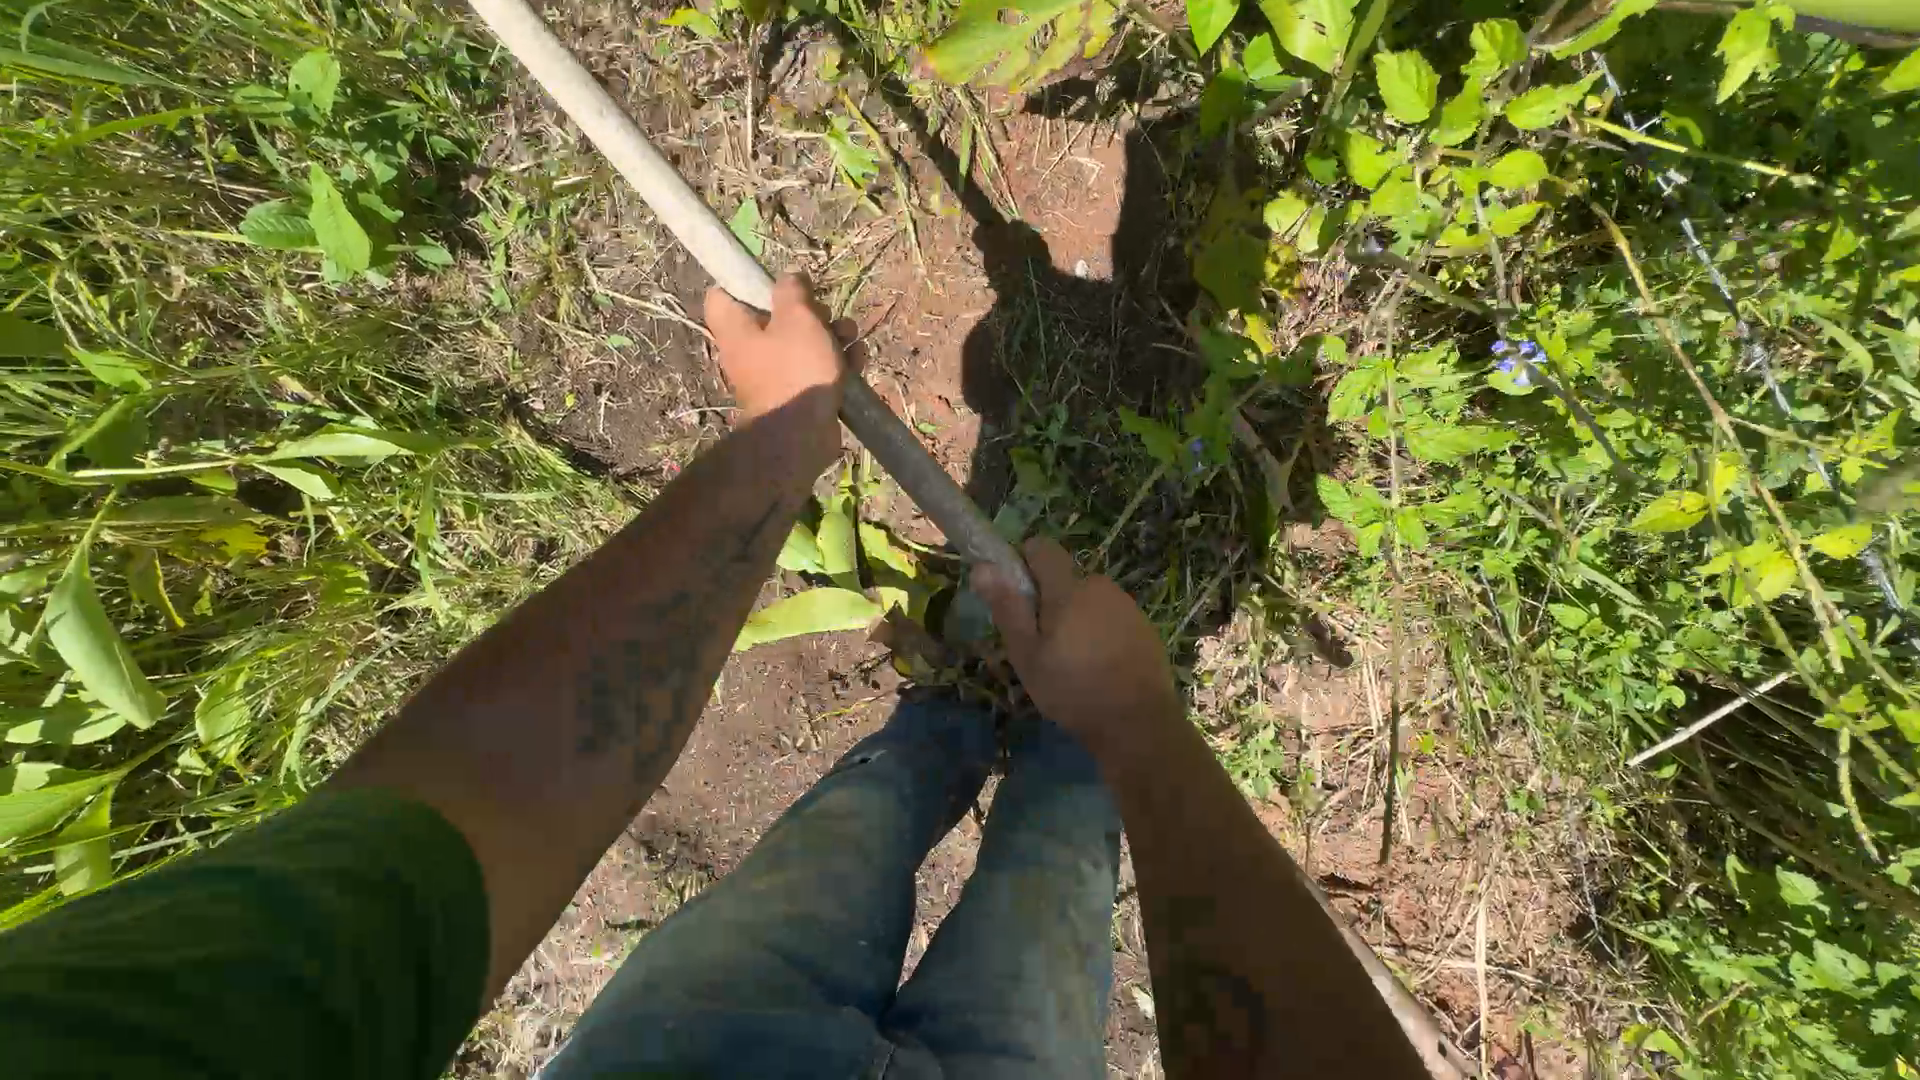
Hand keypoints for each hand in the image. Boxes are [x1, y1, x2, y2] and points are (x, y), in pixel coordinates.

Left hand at [704, 274, 843, 421]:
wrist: (801, 437)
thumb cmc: (794, 370)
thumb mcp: (797, 318)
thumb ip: (793, 291)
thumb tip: (790, 278)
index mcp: (736, 328)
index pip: (722, 294)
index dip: (746, 282)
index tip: (775, 281)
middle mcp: (749, 351)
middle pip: (775, 317)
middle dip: (809, 311)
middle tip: (824, 312)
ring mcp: (775, 375)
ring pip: (802, 342)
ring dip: (831, 335)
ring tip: (850, 336)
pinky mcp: (798, 393)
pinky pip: (816, 368)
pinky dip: (836, 362)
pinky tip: (857, 360)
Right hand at [974, 538, 1181, 759]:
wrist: (1138, 723)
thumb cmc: (1072, 689)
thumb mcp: (1027, 654)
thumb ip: (1007, 607)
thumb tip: (982, 566)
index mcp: (1068, 588)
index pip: (1042, 547)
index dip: (1023, 562)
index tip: (1017, 595)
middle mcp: (1100, 586)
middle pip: (1065, 579)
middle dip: (1050, 601)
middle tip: (1041, 645)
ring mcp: (1127, 606)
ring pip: (1089, 600)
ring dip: (1076, 619)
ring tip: (1072, 663)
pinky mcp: (1144, 628)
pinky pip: (1111, 618)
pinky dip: (1100, 633)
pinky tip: (1099, 668)